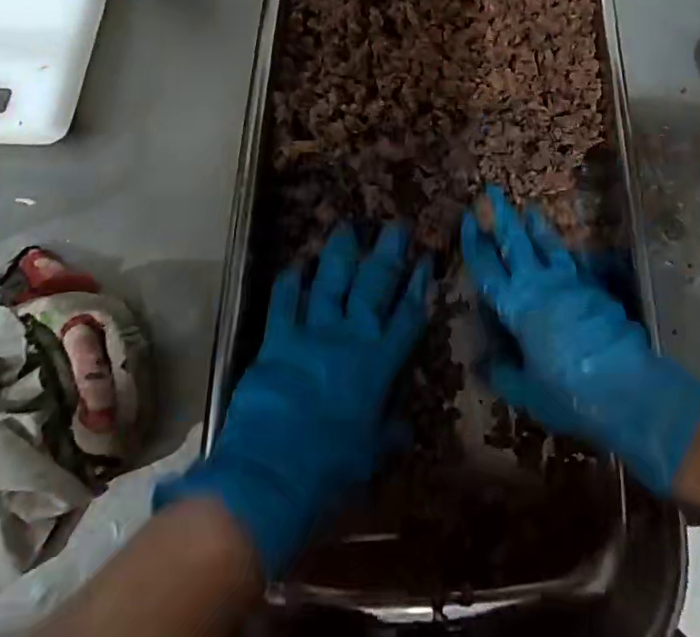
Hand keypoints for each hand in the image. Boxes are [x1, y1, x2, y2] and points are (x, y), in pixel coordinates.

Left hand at [157, 222, 428, 576]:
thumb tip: (403, 427)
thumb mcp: (372, 453)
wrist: (274, 473)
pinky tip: (299, 263)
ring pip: (331, 283)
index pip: (407, 316)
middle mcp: (351, 339)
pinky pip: (286, 302)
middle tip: (397, 226)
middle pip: (374, 286)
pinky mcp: (278, 339)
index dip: (418, 286)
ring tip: (348, 226)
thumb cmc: (332, 467)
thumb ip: (388, 432)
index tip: (425, 259)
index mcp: (381, 365)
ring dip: (341, 253)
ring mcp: (314, 335)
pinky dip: (292, 282)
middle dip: (388, 254)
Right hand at [462, 185, 699, 493]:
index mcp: (516, 307)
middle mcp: (541, 286)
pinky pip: (575, 264)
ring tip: (530, 209)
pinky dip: (565, 253)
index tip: (469, 219)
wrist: (626, 387)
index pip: (487, 269)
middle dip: (503, 217)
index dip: (475, 244)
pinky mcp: (597, 290)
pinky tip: (565, 251)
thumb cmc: (567, 392)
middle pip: (517, 244)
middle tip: (492, 191)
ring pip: (549, 247)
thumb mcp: (526, 390)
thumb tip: (481, 362)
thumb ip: (503, 373)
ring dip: (537, 227)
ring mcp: (572, 284)